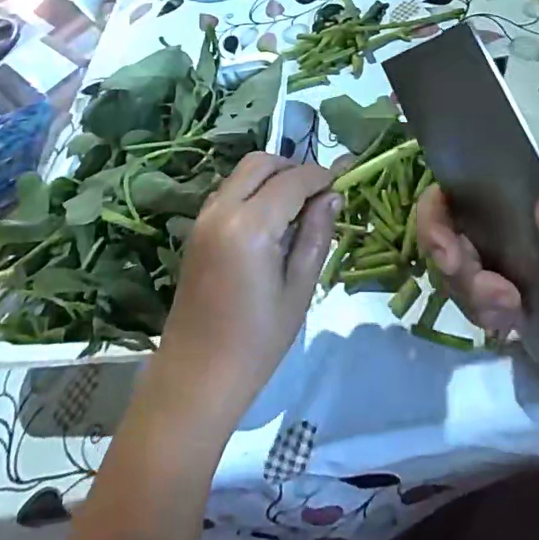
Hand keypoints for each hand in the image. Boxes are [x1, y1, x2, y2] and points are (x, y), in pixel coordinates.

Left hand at [156, 153, 339, 418]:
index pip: (293, 180)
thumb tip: (333, 196)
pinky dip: (252, 191)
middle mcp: (222, 210)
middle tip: (319, 195)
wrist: (195, 377)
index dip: (321, 176)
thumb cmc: (256, 342)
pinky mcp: (196, 230)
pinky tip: (270, 221)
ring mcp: (204, 218)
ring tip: (298, 208)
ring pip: (242, 173)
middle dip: (293, 168)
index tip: (343, 182)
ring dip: (272, 177)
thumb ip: (316, 235)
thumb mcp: (298, 290)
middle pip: (261, 163)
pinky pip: (228, 191)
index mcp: (250, 225)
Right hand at [416, 187, 538, 360]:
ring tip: (511, 313)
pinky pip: (471, 307)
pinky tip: (513, 326)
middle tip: (490, 293)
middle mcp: (505, 231)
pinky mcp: (503, 309)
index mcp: (527, 204)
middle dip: (451, 262)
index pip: (462, 190)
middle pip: (448, 234)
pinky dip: (482, 316)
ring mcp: (501, 270)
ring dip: (469, 293)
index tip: (446, 246)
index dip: (437, 211)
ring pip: (456, 274)